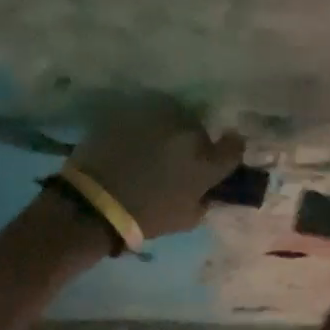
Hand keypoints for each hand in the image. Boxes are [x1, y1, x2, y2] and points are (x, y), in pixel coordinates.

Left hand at [66, 92, 246, 240]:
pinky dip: (144, 125)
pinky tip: (132, 140)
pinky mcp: (131, 109)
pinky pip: (145, 113)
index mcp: (205, 162)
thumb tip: (207, 190)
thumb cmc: (145, 218)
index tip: (222, 154)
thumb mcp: (186, 219)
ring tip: (153, 145)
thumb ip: (204, 200)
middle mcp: (187, 132)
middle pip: (200, 130)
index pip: (233, 148)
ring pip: (174, 116)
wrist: (95, 203)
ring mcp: (158, 116)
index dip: (230, 150)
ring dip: (169, 128)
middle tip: (178, 158)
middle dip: (193, 141)